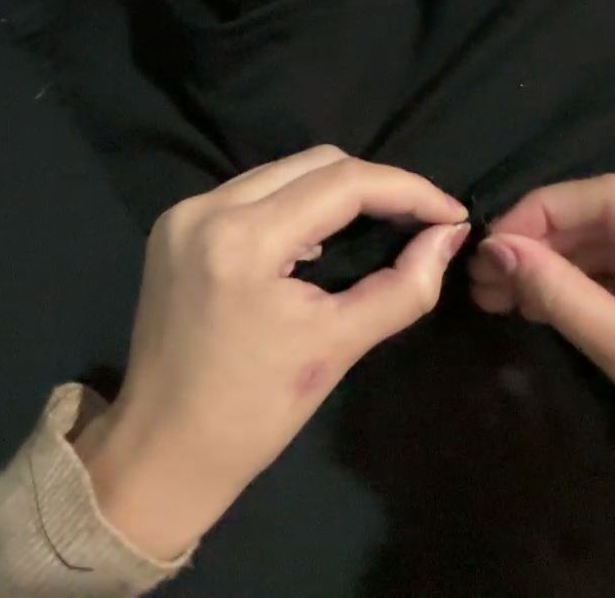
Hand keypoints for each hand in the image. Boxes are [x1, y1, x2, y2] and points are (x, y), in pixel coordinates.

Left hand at [74, 146, 470, 559]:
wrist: (162, 449)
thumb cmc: (253, 412)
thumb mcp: (338, 347)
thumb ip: (405, 286)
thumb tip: (449, 235)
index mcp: (243, 239)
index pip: (342, 183)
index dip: (407, 189)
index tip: (451, 213)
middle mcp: (207, 208)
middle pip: (314, 163)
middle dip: (376, 186)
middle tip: (419, 220)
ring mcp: (184, 213)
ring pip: (283, 171)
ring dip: (336, 191)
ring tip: (379, 225)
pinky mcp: (176, 224)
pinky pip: (253, 192)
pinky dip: (296, 204)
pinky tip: (317, 239)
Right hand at [469, 176, 614, 547]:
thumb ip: (560, 294)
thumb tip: (493, 248)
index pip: (613, 198)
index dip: (541, 214)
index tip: (487, 243)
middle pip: (609, 221)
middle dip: (542, 246)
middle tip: (481, 275)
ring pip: (612, 247)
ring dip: (554, 268)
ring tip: (494, 292)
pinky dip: (580, 288)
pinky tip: (533, 301)